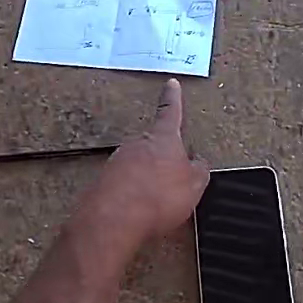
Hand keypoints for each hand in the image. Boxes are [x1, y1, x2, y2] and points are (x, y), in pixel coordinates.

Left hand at [66, 79, 209, 257]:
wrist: (114, 218)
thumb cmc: (158, 196)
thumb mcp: (194, 185)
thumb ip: (198, 171)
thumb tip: (199, 163)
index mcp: (163, 139)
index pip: (170, 112)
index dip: (173, 99)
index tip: (171, 84)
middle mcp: (137, 144)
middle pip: (153, 145)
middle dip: (162, 161)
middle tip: (172, 182)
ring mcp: (117, 161)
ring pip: (137, 167)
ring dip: (146, 182)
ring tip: (156, 205)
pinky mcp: (104, 181)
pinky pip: (124, 186)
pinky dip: (132, 197)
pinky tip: (138, 212)